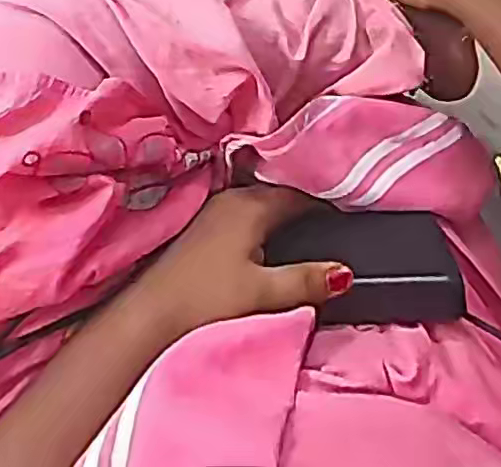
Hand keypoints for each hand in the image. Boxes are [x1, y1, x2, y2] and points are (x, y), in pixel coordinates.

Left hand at [130, 186, 350, 339]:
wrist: (150, 311)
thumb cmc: (206, 299)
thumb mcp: (262, 292)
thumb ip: (305, 280)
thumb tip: (345, 271)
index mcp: (252, 205)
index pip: (298, 192)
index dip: (325, 196)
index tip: (350, 202)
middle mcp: (233, 196)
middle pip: (279, 190)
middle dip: (306, 198)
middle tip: (335, 208)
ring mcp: (216, 207)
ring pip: (261, 197)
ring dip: (283, 205)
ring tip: (309, 219)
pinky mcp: (204, 222)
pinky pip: (246, 206)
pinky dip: (264, 213)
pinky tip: (271, 231)